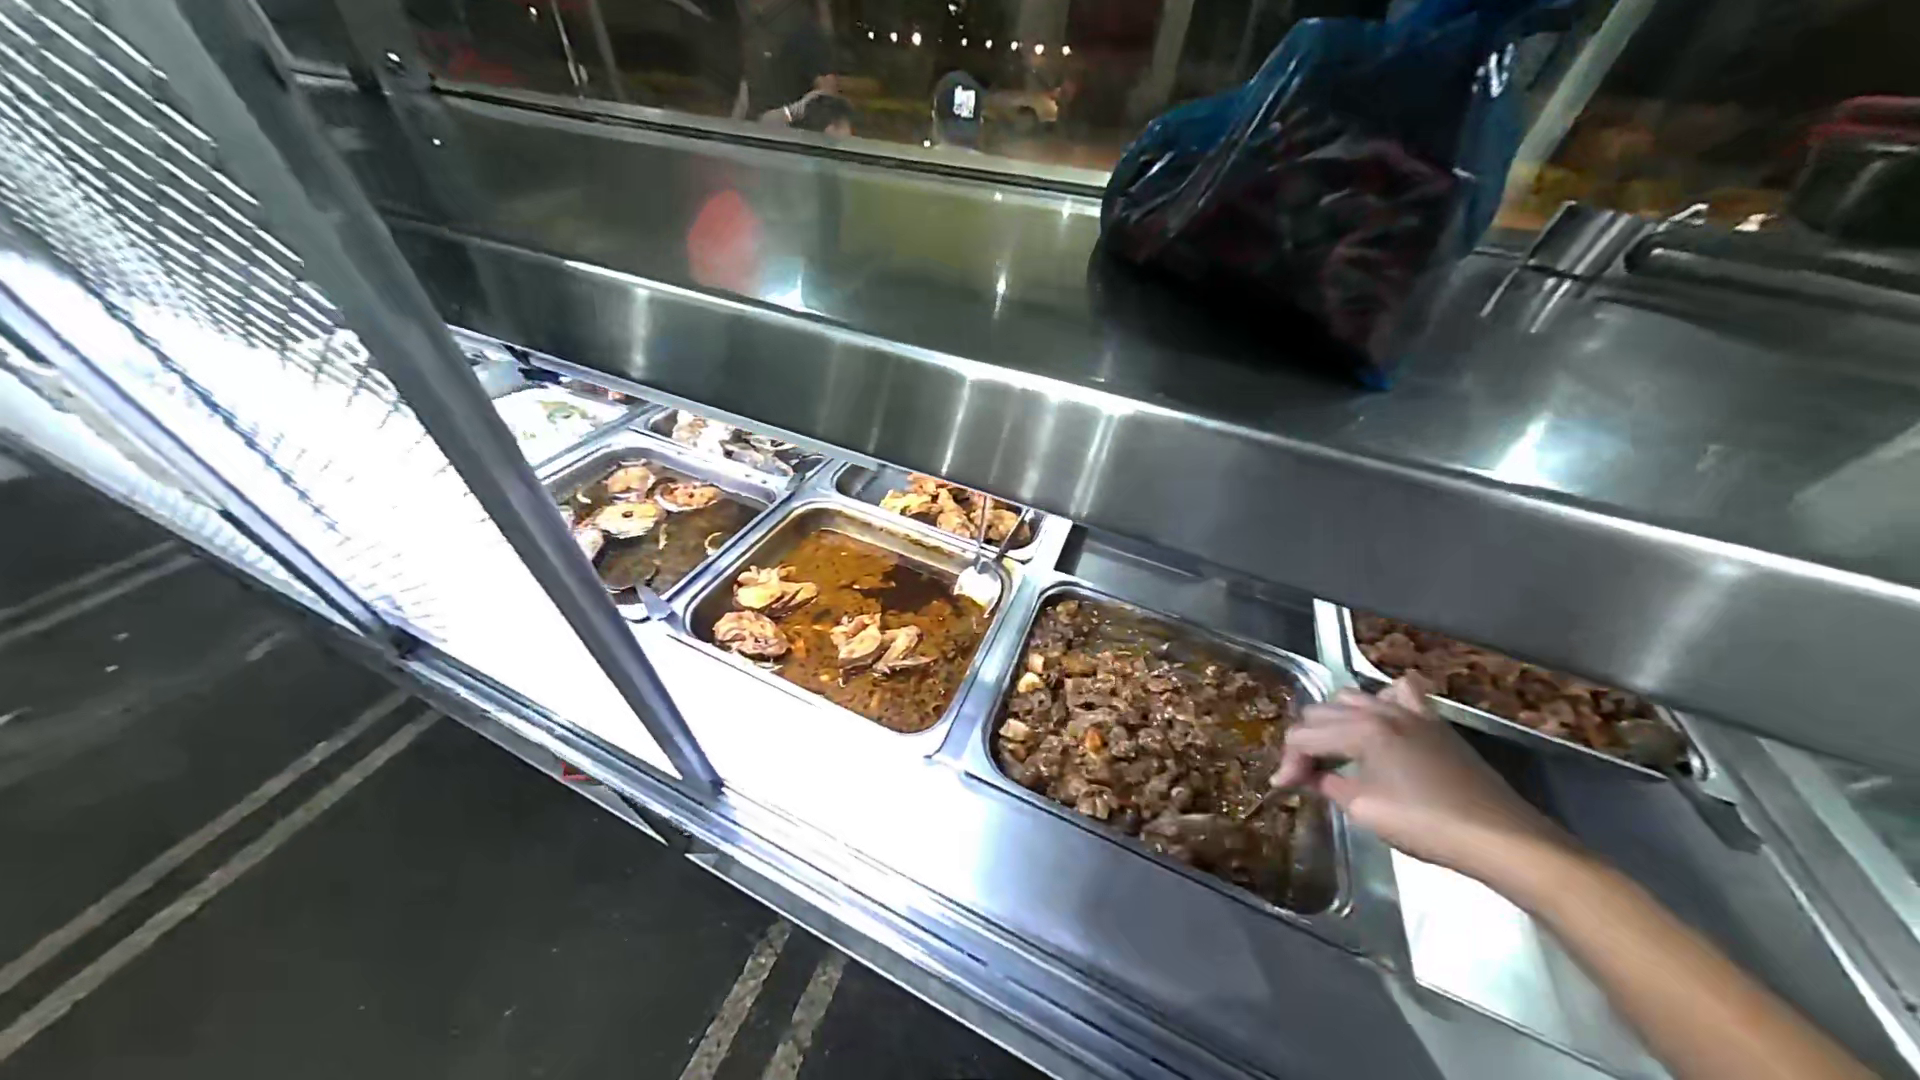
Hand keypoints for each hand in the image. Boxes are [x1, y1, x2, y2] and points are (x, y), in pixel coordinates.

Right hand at [1273, 676, 1575, 881]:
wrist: (1503, 839)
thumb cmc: (1427, 826)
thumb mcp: (1364, 809)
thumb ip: (1328, 784)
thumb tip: (1309, 776)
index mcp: (1360, 730)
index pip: (1303, 736)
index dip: (1288, 762)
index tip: (1284, 788)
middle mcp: (1380, 710)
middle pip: (1321, 713)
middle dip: (1306, 743)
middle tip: (1305, 776)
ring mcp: (1410, 711)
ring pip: (1352, 698)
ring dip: (1334, 722)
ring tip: (1335, 752)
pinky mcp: (1434, 722)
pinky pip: (1398, 692)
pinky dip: (1380, 701)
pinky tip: (1379, 722)